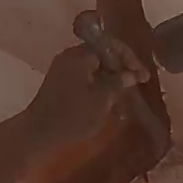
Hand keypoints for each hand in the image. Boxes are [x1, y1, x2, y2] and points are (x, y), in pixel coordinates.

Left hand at [21, 44, 144, 149]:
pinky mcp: (59, 84)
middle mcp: (69, 57)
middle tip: (138, 81)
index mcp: (79, 56)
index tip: (143, 76)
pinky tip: (109, 98)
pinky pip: (85, 77)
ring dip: (111, 77)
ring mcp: (62, 70)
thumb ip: (117, 82)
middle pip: (101, 54)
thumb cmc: (72, 116)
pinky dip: (99, 84)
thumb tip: (130, 74)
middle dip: (121, 67)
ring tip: (127, 91)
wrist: (38, 135)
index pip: (110, 46)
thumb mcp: (101, 100)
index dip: (130, 59)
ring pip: (94, 67)